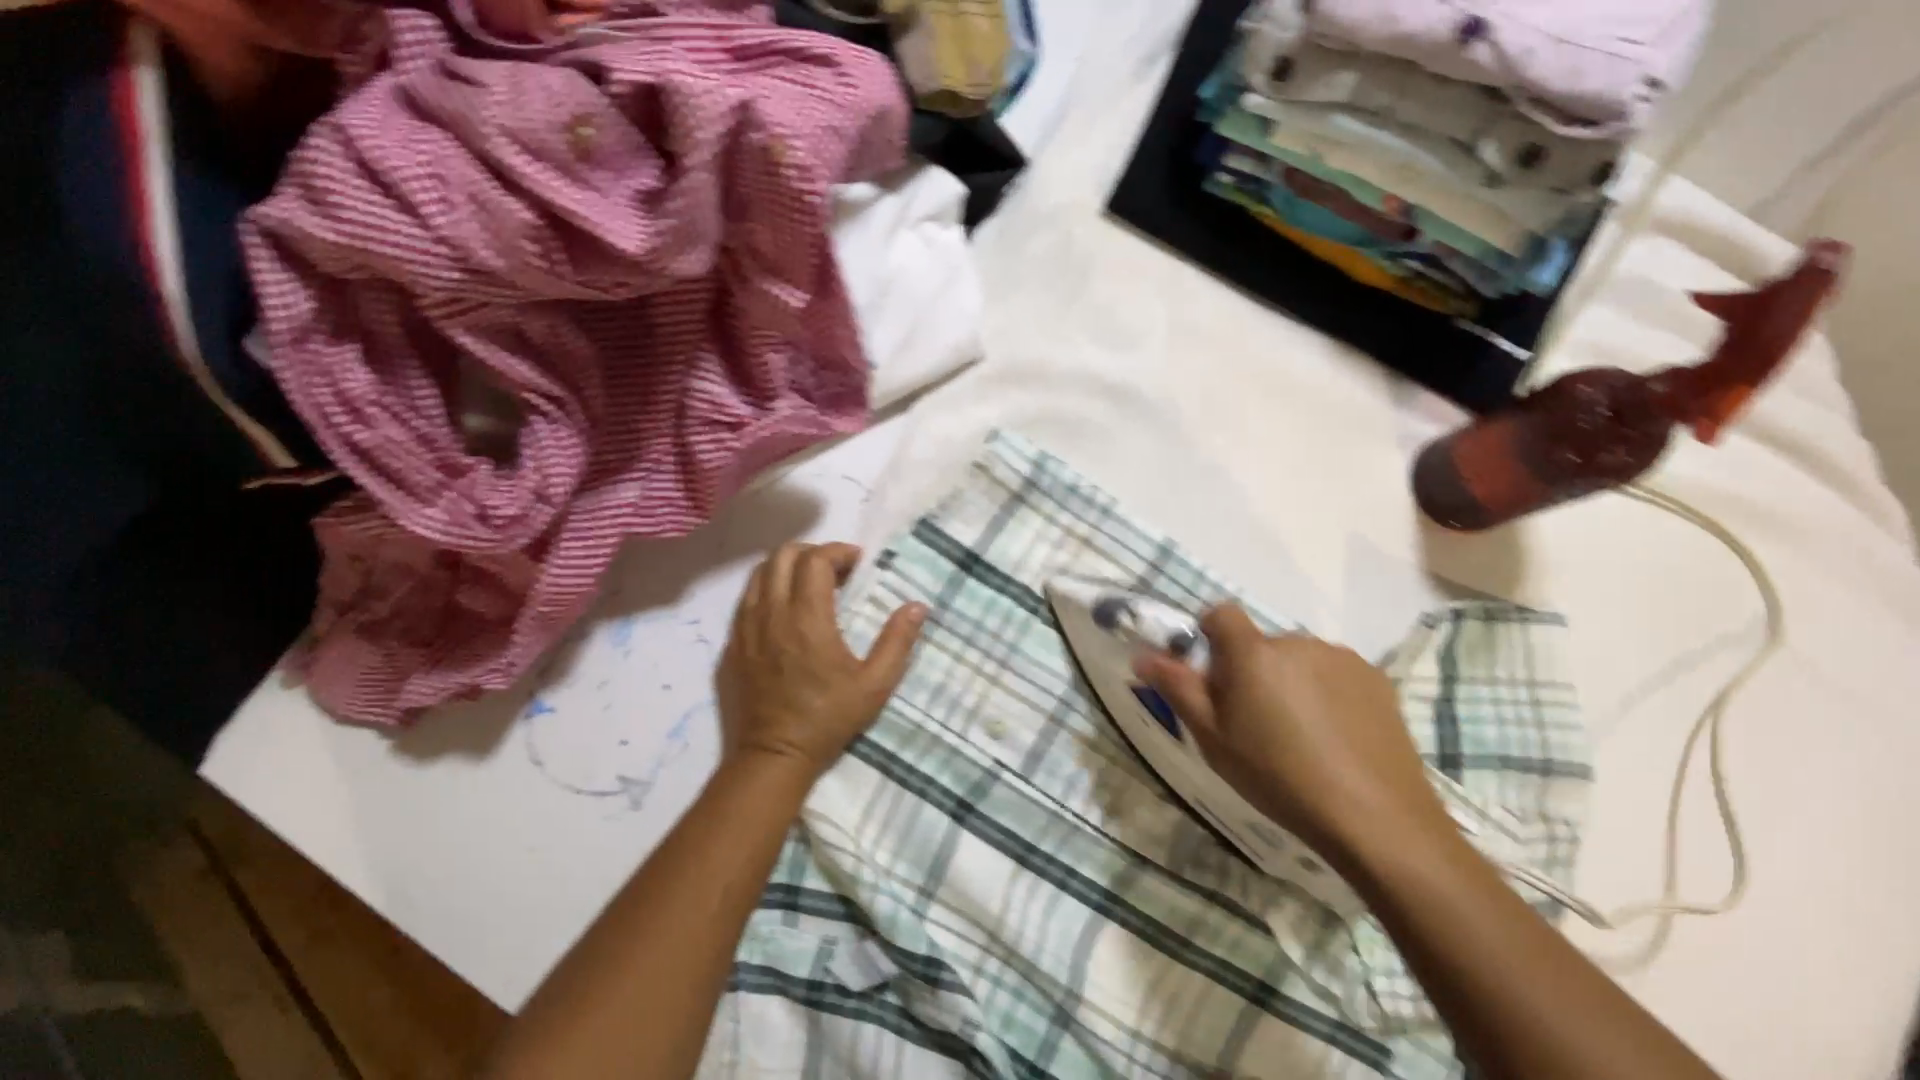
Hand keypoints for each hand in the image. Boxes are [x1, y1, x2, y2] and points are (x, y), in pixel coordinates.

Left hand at [717, 543, 926, 779]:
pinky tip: (785, 612)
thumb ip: (897, 642)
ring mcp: (746, 627)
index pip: (815, 559)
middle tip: (835, 570)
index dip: (838, 551)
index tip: (857, 563)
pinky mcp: (734, 644)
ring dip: (787, 568)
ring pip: (760, 574)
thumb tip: (916, 607)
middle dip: (811, 552)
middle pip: (782, 556)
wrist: (774, 754)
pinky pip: (746, 599)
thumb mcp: (875, 684)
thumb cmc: (828, 718)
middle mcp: (772, 613)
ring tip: (810, 585)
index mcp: (807, 618)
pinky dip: (768, 590)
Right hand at [1132, 606, 1452, 866]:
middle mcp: (1299, 642)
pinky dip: (1328, 695)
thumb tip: (1143, 655)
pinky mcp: (1377, 679)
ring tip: (1300, 738)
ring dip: (1291, 683)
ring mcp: (1342, 659)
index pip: (1221, 614)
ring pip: (1300, 661)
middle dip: (1251, 672)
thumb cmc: (1278, 777)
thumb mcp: (1214, 740)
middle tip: (1253, 725)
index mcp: (1254, 653)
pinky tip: (1335, 740)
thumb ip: (1178, 689)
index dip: (1209, 637)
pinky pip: (1336, 675)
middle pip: (1261, 645)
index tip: (1212, 678)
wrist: (1374, 815)